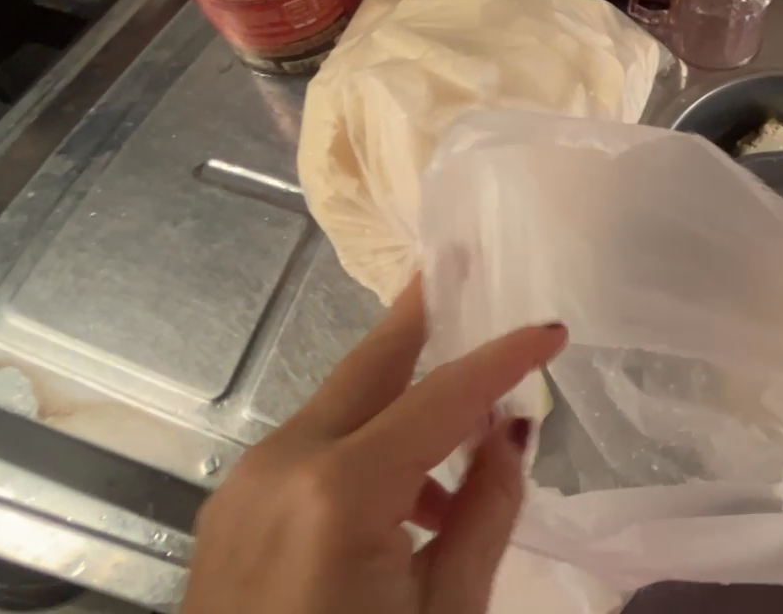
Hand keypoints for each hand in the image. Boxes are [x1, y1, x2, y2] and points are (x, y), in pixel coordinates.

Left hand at [183, 279, 568, 613]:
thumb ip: (485, 510)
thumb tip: (510, 430)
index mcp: (339, 490)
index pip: (443, 396)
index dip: (504, 358)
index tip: (551, 329)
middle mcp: (279, 465)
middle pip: (370, 364)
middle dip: (423, 318)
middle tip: (461, 269)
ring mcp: (244, 487)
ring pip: (342, 404)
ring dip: (405, 397)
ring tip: (468, 427)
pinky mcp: (231, 514)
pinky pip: (316, 449)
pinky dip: (370, 445)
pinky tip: (410, 496)